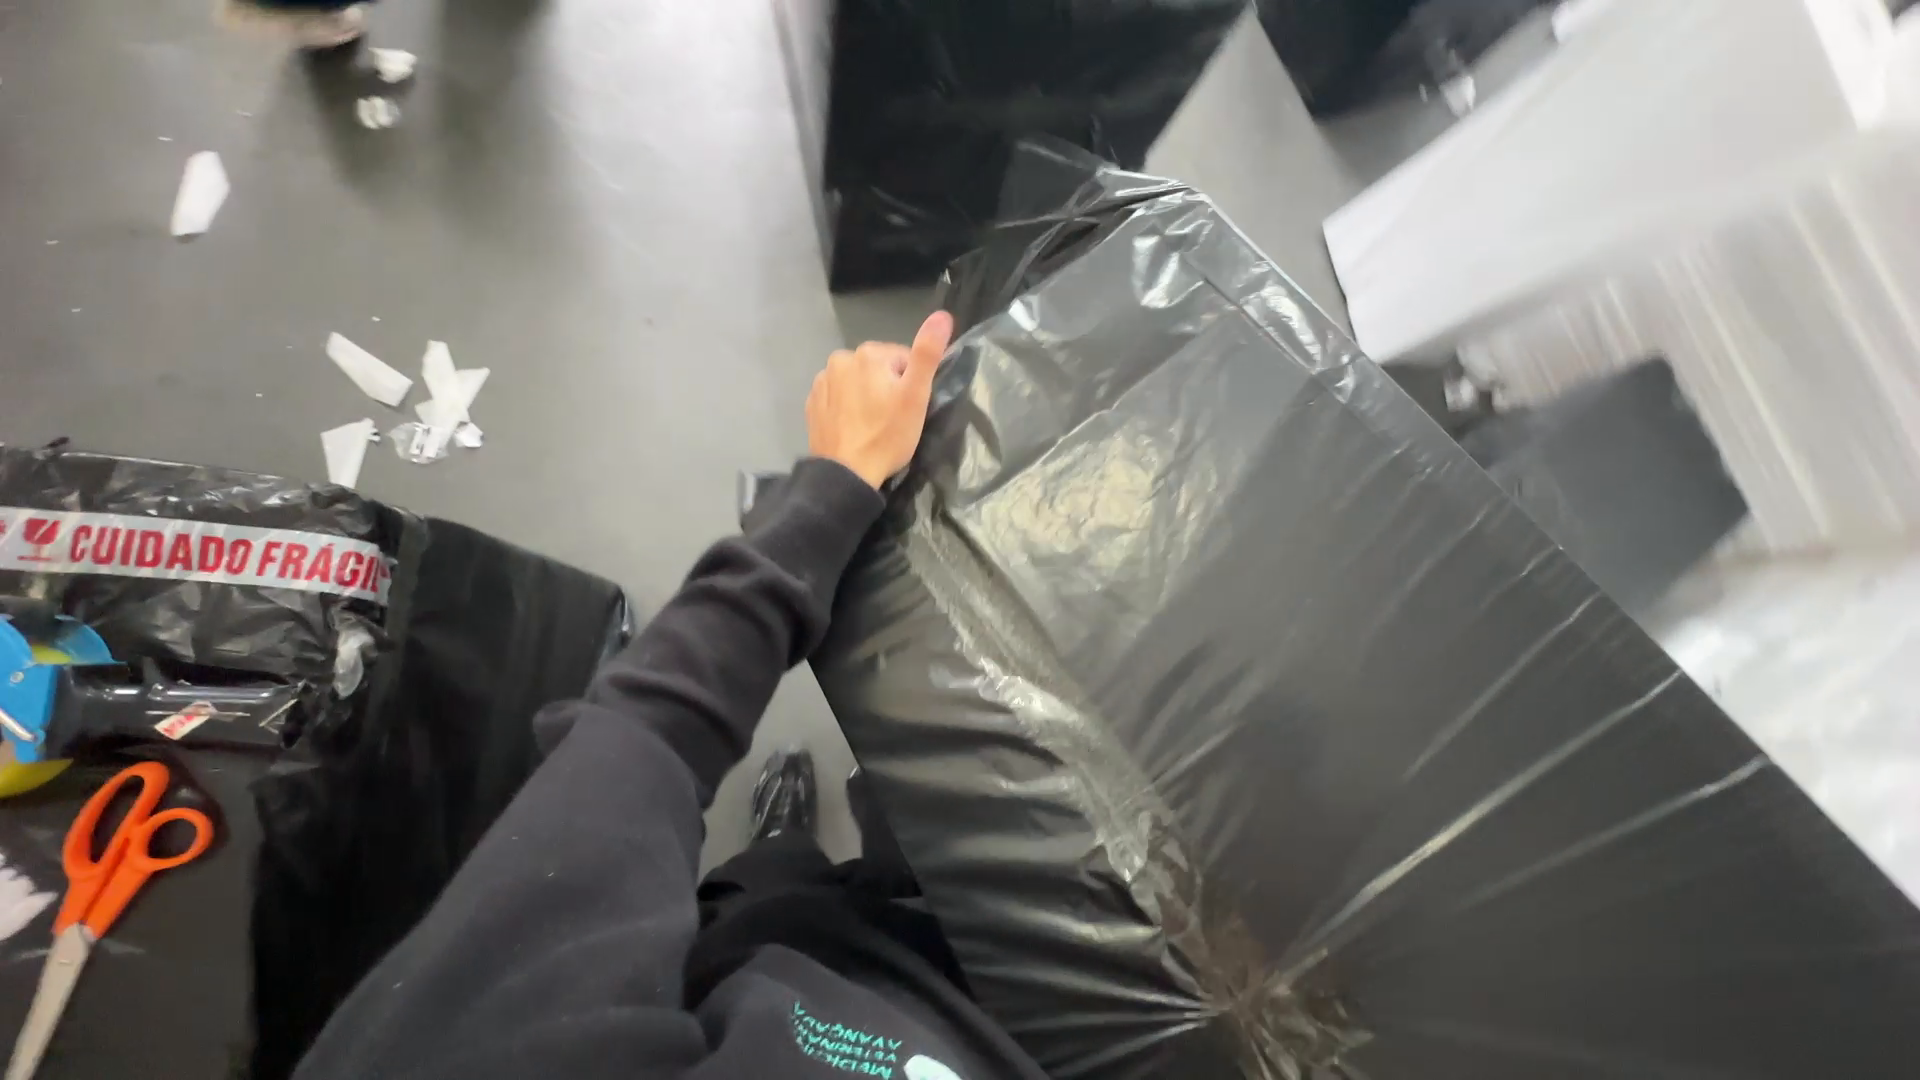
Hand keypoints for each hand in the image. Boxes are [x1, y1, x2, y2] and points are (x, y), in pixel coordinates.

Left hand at [807, 311, 953, 488]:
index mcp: (869, 353)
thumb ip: (928, 353)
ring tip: (874, 427)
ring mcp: (822, 381)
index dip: (911, 385)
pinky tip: (854, 429)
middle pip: (879, 369)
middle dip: (888, 389)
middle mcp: (841, 358)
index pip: (904, 360)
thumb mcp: (916, 395)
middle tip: (894, 420)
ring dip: (867, 398)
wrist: (847, 473)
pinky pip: (838, 398)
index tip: (909, 409)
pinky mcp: (812, 403)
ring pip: (857, 383)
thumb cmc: (887, 436)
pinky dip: (848, 408)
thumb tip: (943, 315)